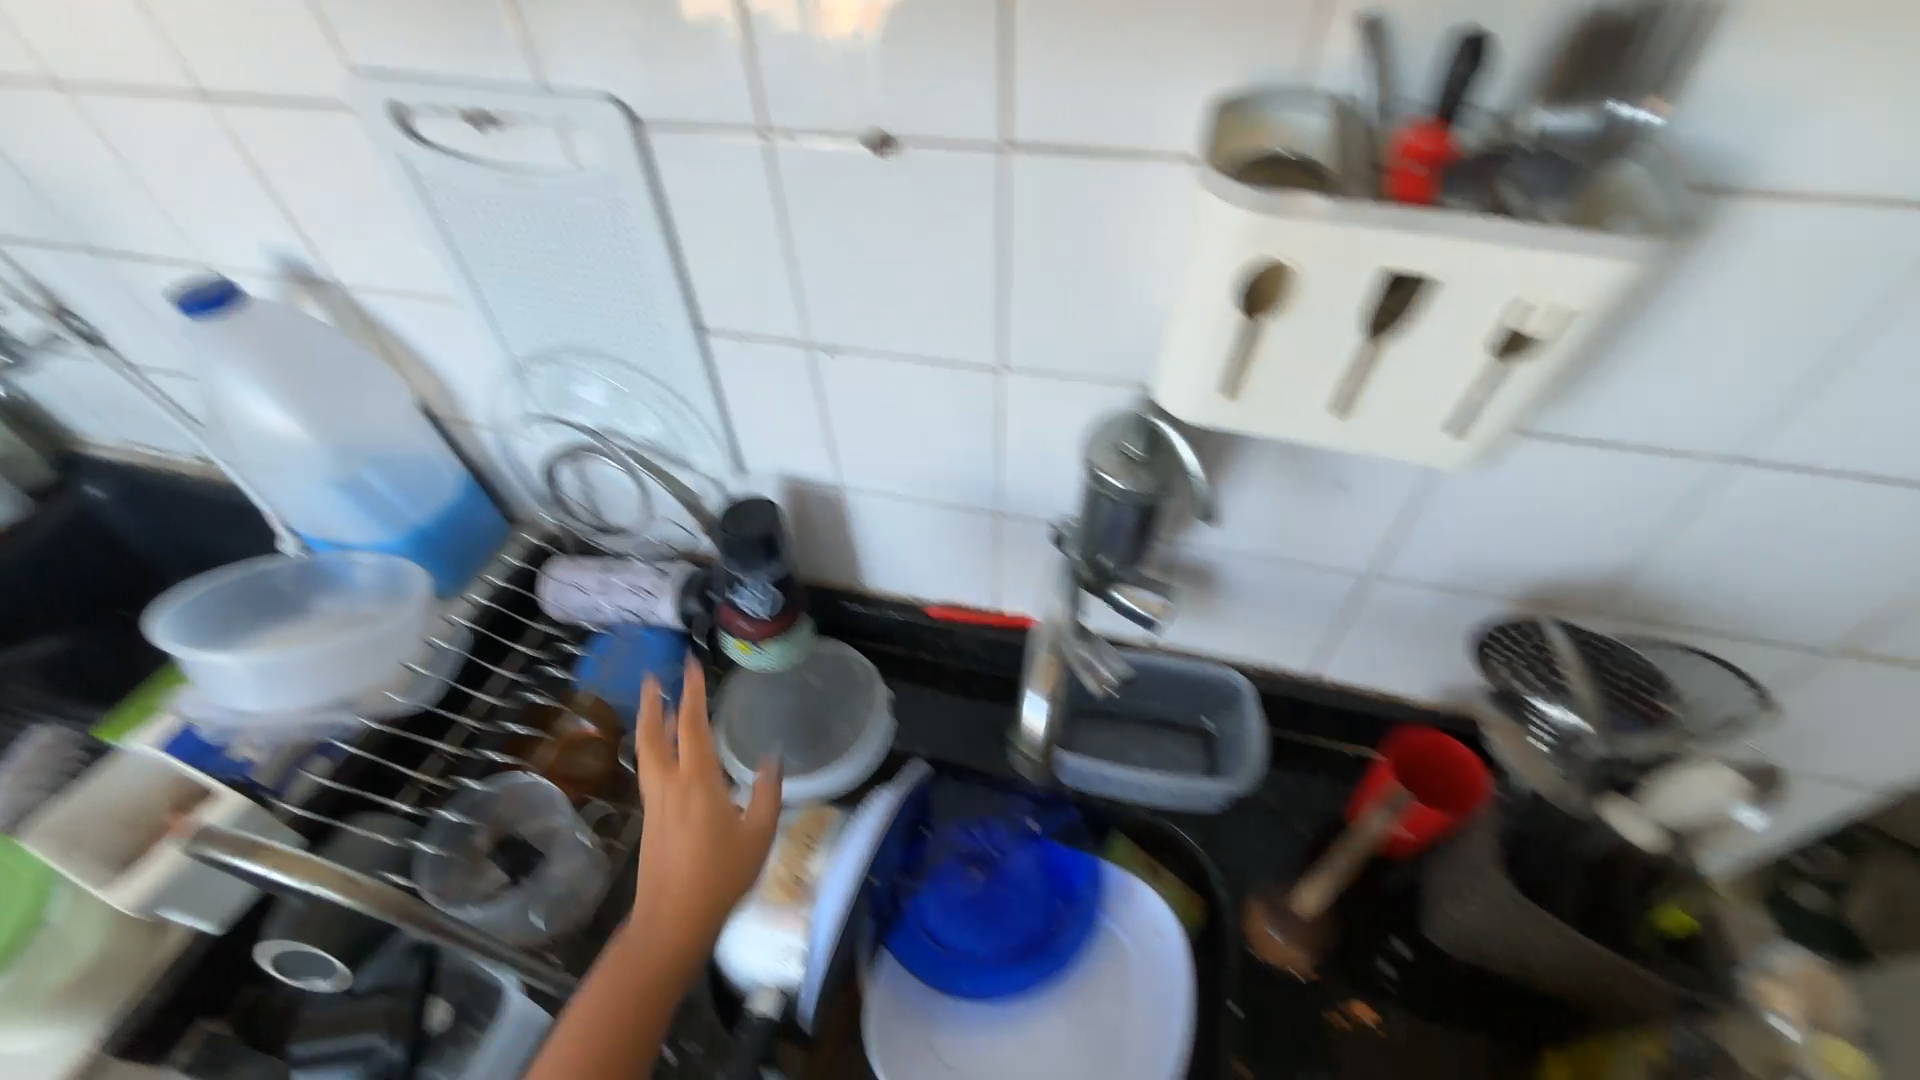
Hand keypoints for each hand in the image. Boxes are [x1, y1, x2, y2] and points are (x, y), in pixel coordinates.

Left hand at [630, 657, 781, 958]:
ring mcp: (655, 803)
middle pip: (654, 734)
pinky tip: (667, 754)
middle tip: (655, 677)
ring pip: (647, 753)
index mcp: (697, 782)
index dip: (692, 693)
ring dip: (651, 724)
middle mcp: (669, 785)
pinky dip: (656, 749)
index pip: (693, 726)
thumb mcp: (759, 834)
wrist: (672, 921)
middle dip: (655, 703)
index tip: (690, 666)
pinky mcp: (650, 821)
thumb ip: (768, 793)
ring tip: (659, 706)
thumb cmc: (720, 876)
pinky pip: (651, 771)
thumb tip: (773, 760)